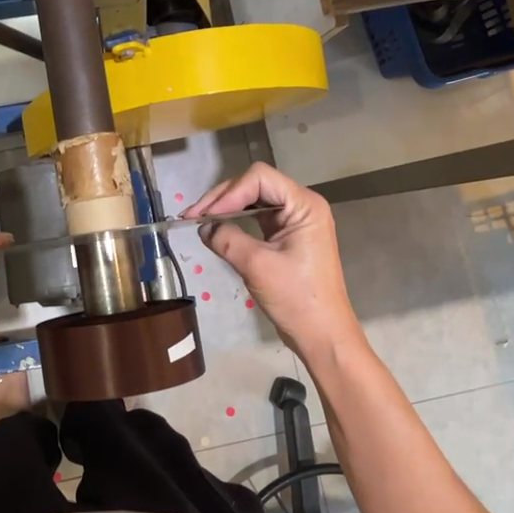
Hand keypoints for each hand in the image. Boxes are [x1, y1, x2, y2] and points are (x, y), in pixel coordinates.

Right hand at [183, 163, 357, 361]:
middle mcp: (302, 206)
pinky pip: (258, 219)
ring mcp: (296, 221)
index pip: (259, 179)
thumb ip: (227, 240)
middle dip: (223, 198)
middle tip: (191, 216)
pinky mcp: (288, 237)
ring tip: (199, 220)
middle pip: (256, 185)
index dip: (228, 192)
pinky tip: (217, 229)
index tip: (204, 215)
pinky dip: (236, 221)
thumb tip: (203, 227)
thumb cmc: (297, 298)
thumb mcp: (257, 265)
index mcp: (304, 205)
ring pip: (254, 201)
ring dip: (226, 208)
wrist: (322, 334)